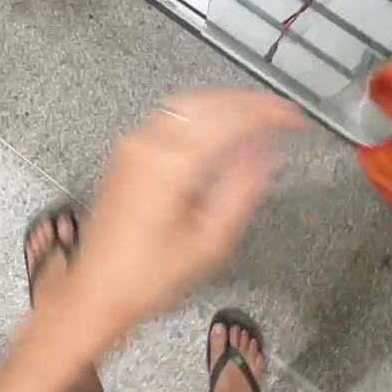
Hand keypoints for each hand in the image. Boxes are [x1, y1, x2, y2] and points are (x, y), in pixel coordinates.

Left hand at [58, 90, 305, 335]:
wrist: (95, 291)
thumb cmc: (153, 276)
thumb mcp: (209, 243)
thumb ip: (242, 190)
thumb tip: (270, 153)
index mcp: (174, 163)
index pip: (231, 120)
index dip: (268, 113)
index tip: (296, 119)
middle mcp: (152, 140)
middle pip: (210, 101)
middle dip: (251, 101)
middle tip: (284, 113)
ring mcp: (136, 140)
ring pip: (190, 101)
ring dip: (227, 101)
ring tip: (259, 113)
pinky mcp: (128, 147)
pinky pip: (173, 112)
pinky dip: (204, 109)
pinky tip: (221, 121)